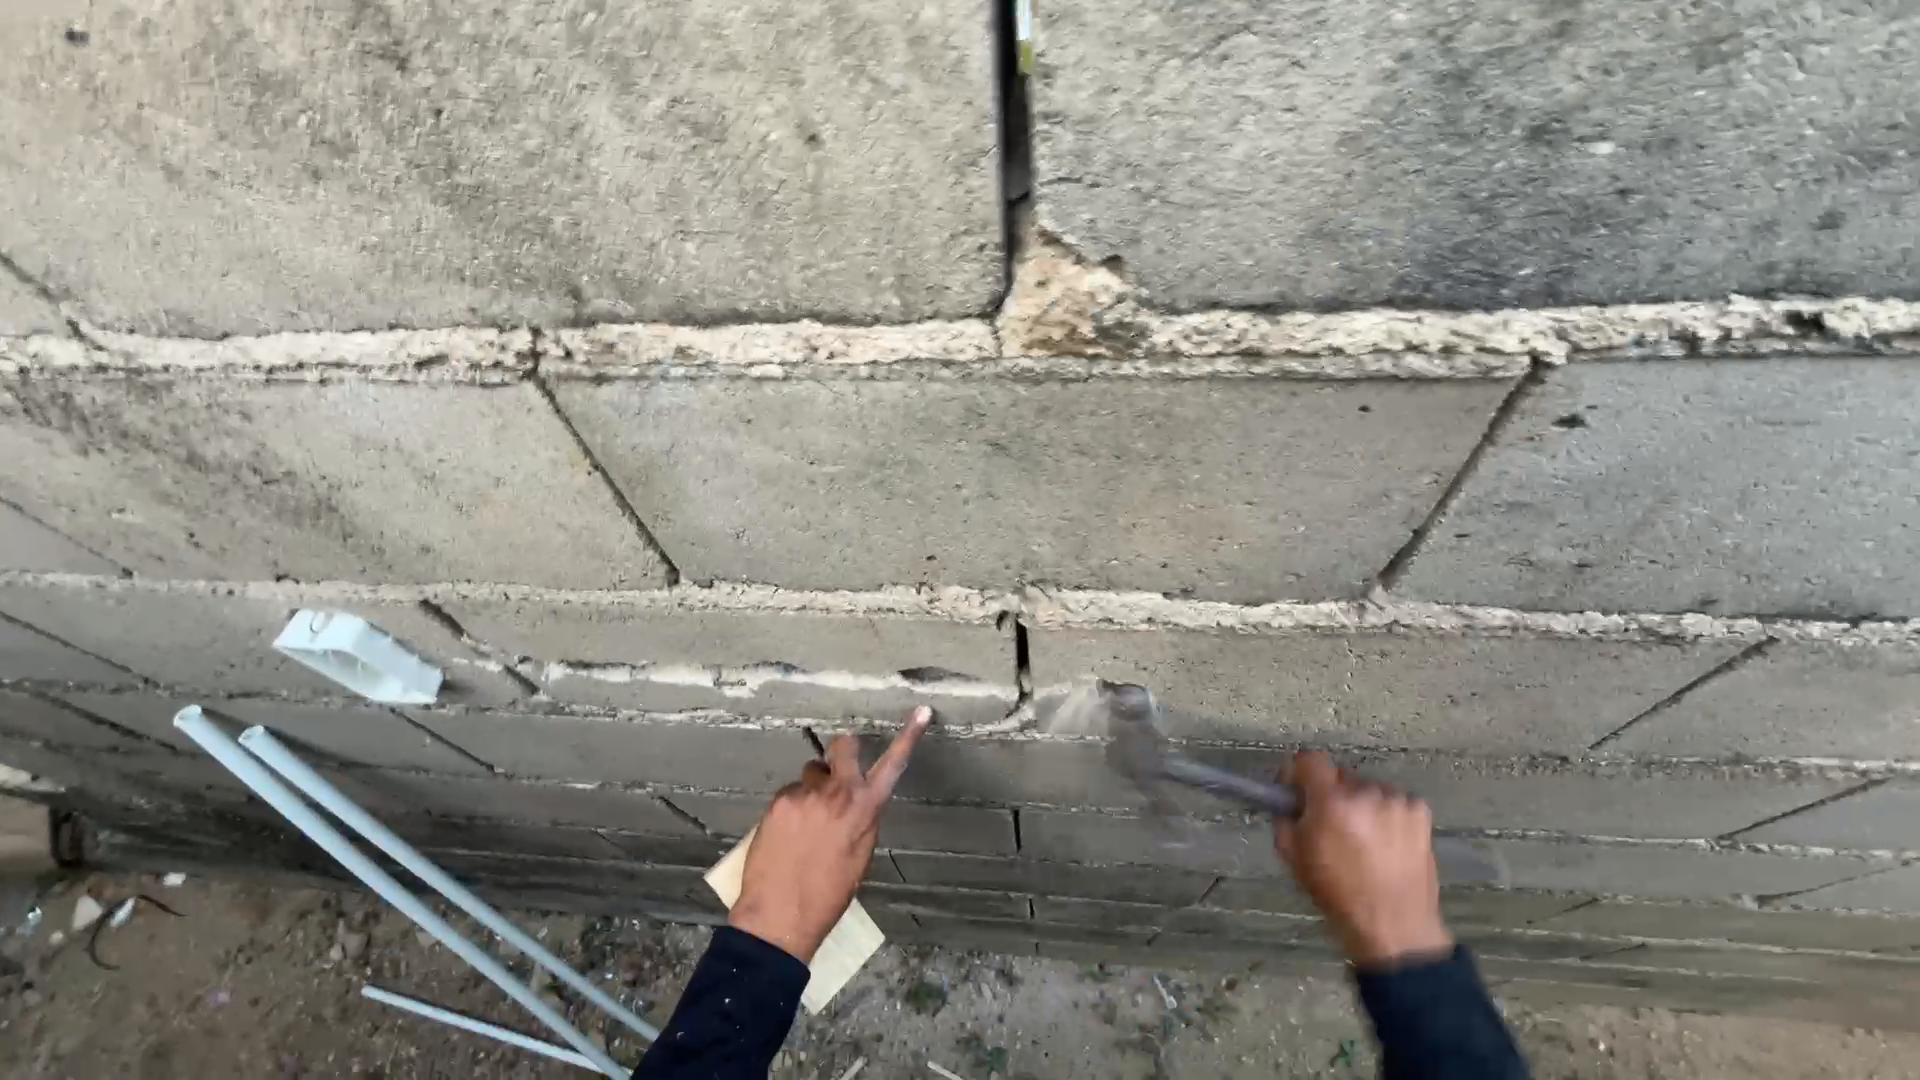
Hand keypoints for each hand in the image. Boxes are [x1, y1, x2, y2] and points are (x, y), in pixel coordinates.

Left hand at [729, 706, 934, 961]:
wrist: (780, 917)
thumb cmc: (828, 894)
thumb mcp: (860, 855)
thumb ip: (862, 818)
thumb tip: (857, 801)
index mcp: (866, 810)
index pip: (894, 764)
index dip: (909, 736)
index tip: (921, 711)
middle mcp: (839, 794)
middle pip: (843, 747)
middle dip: (842, 751)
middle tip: (835, 770)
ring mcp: (807, 794)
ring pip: (811, 774)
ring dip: (812, 788)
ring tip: (804, 822)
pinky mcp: (780, 801)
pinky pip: (789, 793)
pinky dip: (790, 807)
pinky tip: (786, 834)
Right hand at [1274, 751, 1453, 968]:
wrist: (1394, 925)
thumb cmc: (1338, 893)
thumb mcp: (1293, 856)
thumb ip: (1284, 818)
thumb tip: (1287, 802)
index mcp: (1331, 802)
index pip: (1309, 759)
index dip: (1298, 773)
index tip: (1297, 792)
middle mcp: (1366, 793)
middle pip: (1339, 777)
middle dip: (1331, 795)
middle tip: (1331, 825)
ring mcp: (1397, 801)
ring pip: (1367, 789)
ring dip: (1360, 805)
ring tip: (1362, 839)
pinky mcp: (1420, 812)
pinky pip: (1392, 801)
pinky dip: (1386, 814)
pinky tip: (1385, 841)